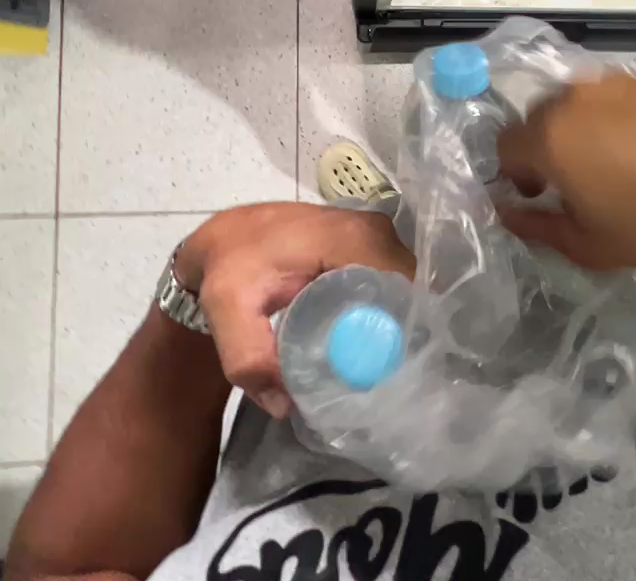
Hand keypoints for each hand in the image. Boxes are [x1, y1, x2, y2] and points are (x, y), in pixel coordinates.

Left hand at [174, 202, 413, 418]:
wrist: (228, 231)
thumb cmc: (230, 262)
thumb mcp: (228, 309)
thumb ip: (249, 356)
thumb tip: (286, 405)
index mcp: (354, 239)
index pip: (402, 291)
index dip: (396, 334)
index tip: (379, 372)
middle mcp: (376, 230)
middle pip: (406, 291)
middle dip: (396, 334)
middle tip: (374, 374)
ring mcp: (377, 233)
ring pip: (402, 287)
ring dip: (391, 323)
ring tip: (370, 361)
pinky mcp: (371, 241)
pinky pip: (390, 280)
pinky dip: (383, 308)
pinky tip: (363, 337)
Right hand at [495, 73, 635, 282]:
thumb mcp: (592, 246)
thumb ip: (536, 227)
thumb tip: (509, 210)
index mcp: (551, 134)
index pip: (505, 146)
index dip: (516, 177)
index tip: (541, 199)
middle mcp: (577, 96)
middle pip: (540, 120)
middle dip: (547, 151)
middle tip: (578, 187)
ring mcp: (619, 82)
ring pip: (580, 107)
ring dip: (583, 135)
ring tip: (620, 170)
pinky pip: (618, 102)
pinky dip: (620, 124)